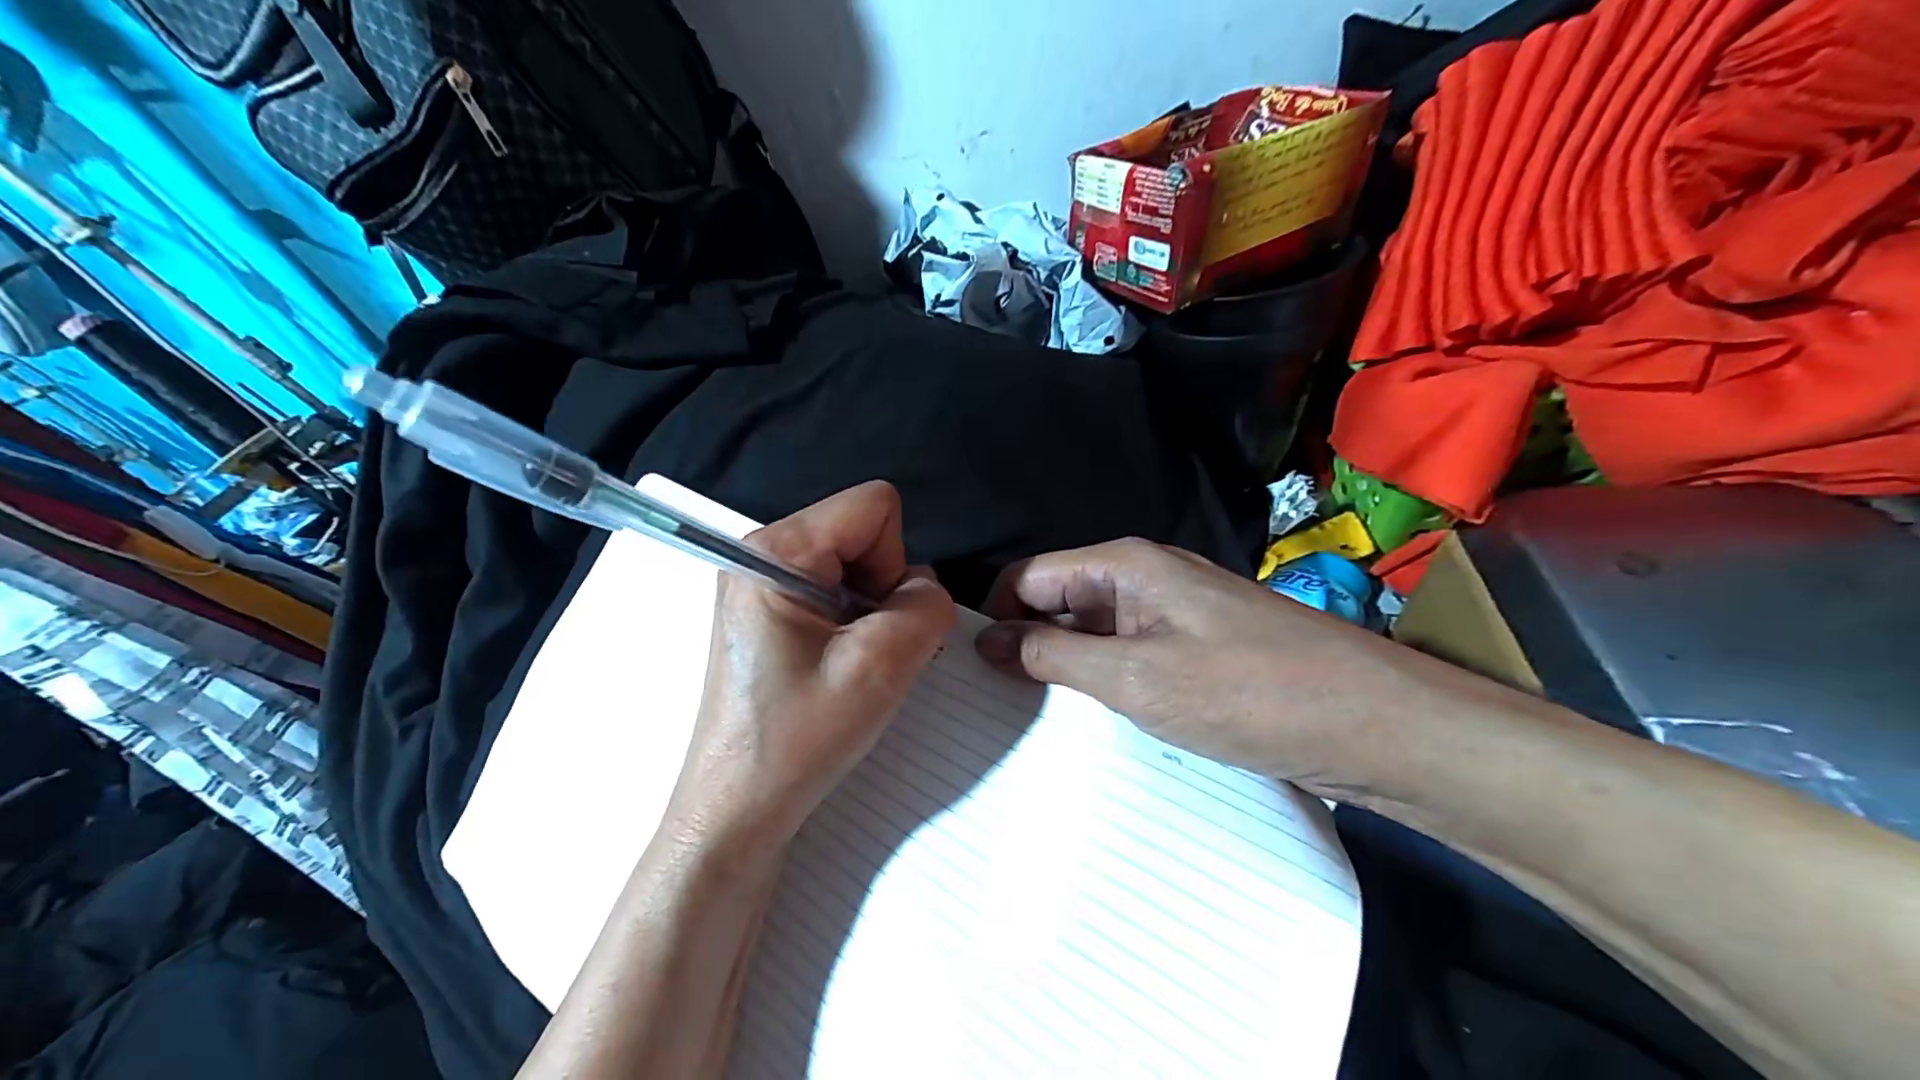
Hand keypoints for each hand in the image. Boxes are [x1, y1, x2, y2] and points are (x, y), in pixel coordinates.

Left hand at [668, 482, 956, 850]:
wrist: (737, 807)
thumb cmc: (799, 739)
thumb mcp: (881, 667)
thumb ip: (925, 608)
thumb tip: (924, 589)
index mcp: (776, 550)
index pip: (874, 505)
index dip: (895, 561)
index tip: (873, 623)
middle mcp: (762, 552)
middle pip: (864, 532)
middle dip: (883, 589)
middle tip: (865, 653)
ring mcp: (762, 582)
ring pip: (856, 564)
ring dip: (872, 613)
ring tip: (852, 667)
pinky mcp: (769, 612)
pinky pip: (836, 591)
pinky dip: (854, 625)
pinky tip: (838, 670)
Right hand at [974, 538, 1415, 796]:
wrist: (1374, 724)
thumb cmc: (1248, 692)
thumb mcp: (1136, 678)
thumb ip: (1054, 657)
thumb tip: (986, 642)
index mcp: (1124, 566)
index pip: (1027, 576)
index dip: (995, 617)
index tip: (969, 672)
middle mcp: (1143, 579)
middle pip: (1057, 601)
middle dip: (1025, 646)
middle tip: (991, 707)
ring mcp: (1171, 615)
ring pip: (1091, 633)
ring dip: (1063, 671)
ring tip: (1030, 723)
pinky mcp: (1194, 650)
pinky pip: (1127, 657)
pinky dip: (1102, 683)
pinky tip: (1090, 722)